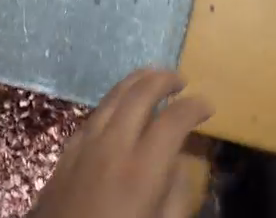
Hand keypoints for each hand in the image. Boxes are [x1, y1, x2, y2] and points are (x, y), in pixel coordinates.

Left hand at [30, 68, 213, 217]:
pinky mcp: (67, 153)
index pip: (175, 119)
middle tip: (182, 81)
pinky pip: (95, 112)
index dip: (195, 107)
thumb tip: (179, 166)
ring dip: (138, 80)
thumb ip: (176, 198)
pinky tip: (120, 106)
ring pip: (114, 94)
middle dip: (165, 79)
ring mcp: (86, 145)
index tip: (208, 107)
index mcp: (142, 169)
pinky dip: (114, 100)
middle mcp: (114, 146)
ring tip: (154, 77)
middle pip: (142, 93)